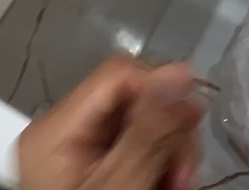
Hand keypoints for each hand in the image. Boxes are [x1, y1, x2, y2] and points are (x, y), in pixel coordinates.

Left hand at [17, 56, 202, 189]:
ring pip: (140, 122)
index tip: (193, 122)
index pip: (119, 75)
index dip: (161, 87)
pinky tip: (165, 184)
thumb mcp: (119, 188)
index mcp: (55, 129)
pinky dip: (155, 164)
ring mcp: (75, 151)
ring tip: (177, 184)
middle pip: (133, 99)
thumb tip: (182, 71)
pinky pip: (133, 146)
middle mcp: (62, 130)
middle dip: (169, 131)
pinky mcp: (89, 169)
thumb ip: (149, 131)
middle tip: (184, 175)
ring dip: (168, 151)